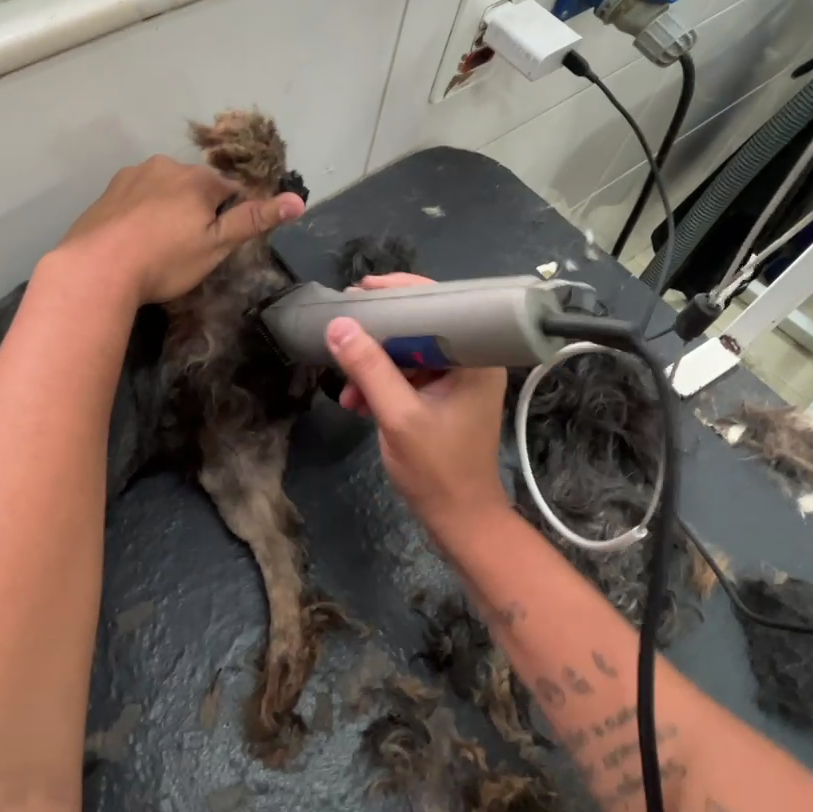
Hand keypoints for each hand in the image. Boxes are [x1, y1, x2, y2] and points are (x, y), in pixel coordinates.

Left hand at [52, 155, 304, 304]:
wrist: (97, 268)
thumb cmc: (165, 260)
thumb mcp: (216, 245)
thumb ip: (254, 220)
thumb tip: (298, 200)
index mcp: (198, 179)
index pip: (230, 191)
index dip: (229, 217)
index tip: (216, 244)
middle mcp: (167, 166)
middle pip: (195, 187)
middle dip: (196, 211)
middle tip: (186, 251)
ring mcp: (133, 176)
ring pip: (163, 190)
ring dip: (167, 210)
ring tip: (157, 248)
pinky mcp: (108, 192)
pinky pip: (135, 199)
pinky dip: (140, 214)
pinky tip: (133, 241)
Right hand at [326, 273, 510, 534]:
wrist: (459, 520)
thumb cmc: (438, 470)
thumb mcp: (398, 416)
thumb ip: (369, 369)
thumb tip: (338, 325)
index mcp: (474, 357)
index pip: (439, 303)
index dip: (397, 292)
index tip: (359, 291)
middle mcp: (470, 361)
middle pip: (418, 326)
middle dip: (376, 335)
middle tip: (340, 330)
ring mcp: (456, 380)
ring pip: (407, 352)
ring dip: (372, 366)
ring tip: (346, 387)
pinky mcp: (442, 398)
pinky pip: (406, 376)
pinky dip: (380, 384)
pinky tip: (356, 402)